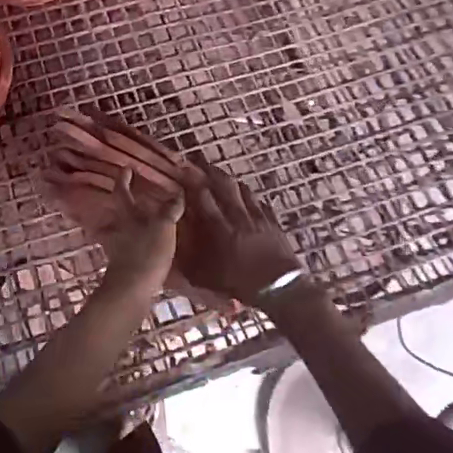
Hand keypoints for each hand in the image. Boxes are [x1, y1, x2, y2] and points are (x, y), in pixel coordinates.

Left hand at [96, 167, 184, 297]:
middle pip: (121, 209)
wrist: (131, 289)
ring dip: (136, 221)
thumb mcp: (163, 227)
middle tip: (140, 193)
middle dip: (128, 200)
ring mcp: (119, 246)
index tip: (127, 167)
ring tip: (149, 217)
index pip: (122, 190)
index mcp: (126, 215)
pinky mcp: (125, 263)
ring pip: (126, 227)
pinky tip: (152, 243)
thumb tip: (177, 193)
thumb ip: (169, 210)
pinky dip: (141, 240)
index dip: (124, 178)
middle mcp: (118, 227)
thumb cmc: (146, 253)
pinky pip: (133, 245)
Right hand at [177, 152, 303, 304]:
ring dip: (230, 181)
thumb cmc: (239, 284)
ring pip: (243, 190)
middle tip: (199, 162)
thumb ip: (188, 259)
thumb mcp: (205, 277)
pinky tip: (247, 199)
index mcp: (219, 228)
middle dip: (210, 170)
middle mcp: (237, 217)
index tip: (182, 169)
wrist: (280, 290)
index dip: (191, 180)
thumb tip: (172, 249)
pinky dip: (250, 198)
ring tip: (221, 177)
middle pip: (224, 184)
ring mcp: (258, 218)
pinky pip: (260, 203)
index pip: (202, 195)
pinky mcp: (273, 224)